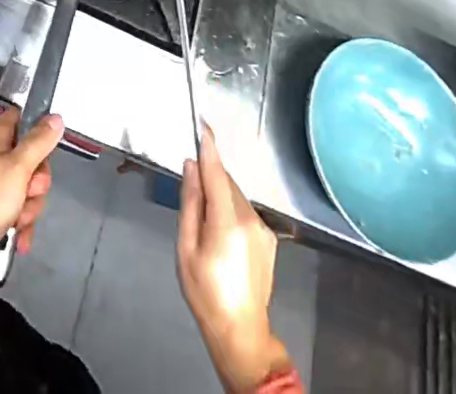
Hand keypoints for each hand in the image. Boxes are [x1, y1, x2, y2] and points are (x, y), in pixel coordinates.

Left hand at [0, 109, 64, 281]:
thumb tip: (55, 117)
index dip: (38, 134)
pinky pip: (20, 208)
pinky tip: (19, 236)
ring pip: (30, 187)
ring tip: (17, 218)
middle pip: (33, 158)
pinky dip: (22, 222)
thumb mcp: (18, 167)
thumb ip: (39, 142)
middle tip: (28, 191)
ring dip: (30, 207)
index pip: (23, 120)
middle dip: (37, 182)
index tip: (44, 153)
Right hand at [178, 125, 290, 393]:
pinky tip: (218, 230)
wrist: (240, 329)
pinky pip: (244, 211)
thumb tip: (191, 167)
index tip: (204, 125)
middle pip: (226, 182)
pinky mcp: (269, 239)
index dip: (210, 148)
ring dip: (219, 193)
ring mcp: (263, 229)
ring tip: (202, 218)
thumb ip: (190, 202)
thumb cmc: (204, 289)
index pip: (218, 173)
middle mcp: (251, 219)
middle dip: (209, 175)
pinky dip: (229, 207)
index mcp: (227, 221)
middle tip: (189, 183)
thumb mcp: (186, 245)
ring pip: (235, 196)